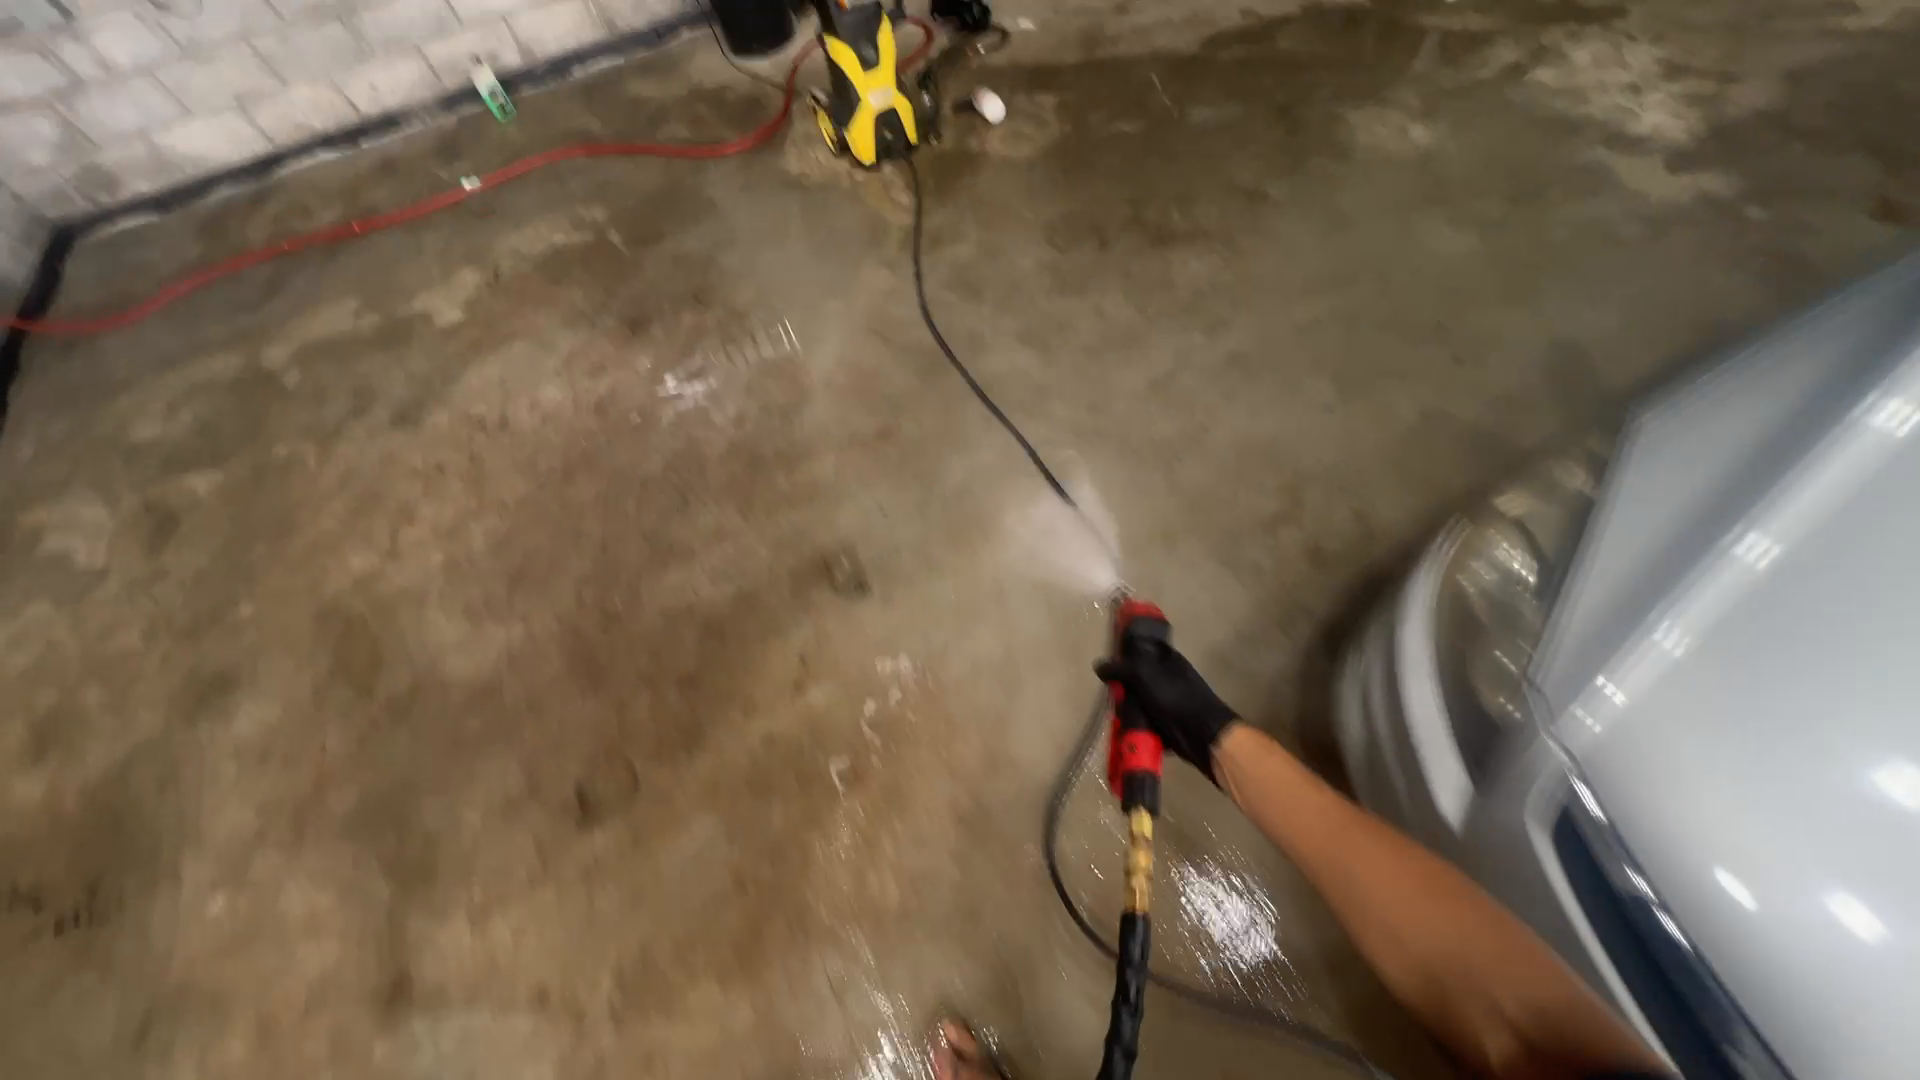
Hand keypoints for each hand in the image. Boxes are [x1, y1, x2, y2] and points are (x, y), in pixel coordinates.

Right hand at [1095, 640, 1238, 782]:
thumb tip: (1098, 665)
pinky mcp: (1169, 722)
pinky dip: (1138, 724)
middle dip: (1124, 684)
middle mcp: (1170, 677)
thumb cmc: (1174, 697)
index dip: (1127, 651)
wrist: (1202, 734)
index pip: (1143, 647)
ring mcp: (1171, 700)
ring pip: (1142, 699)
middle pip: (1140, 676)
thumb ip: (1120, 668)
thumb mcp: (1143, 675)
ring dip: (1130, 707)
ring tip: (1114, 713)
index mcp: (1167, 659)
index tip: (1110, 659)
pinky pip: (1148, 719)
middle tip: (1110, 691)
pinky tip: (1125, 729)